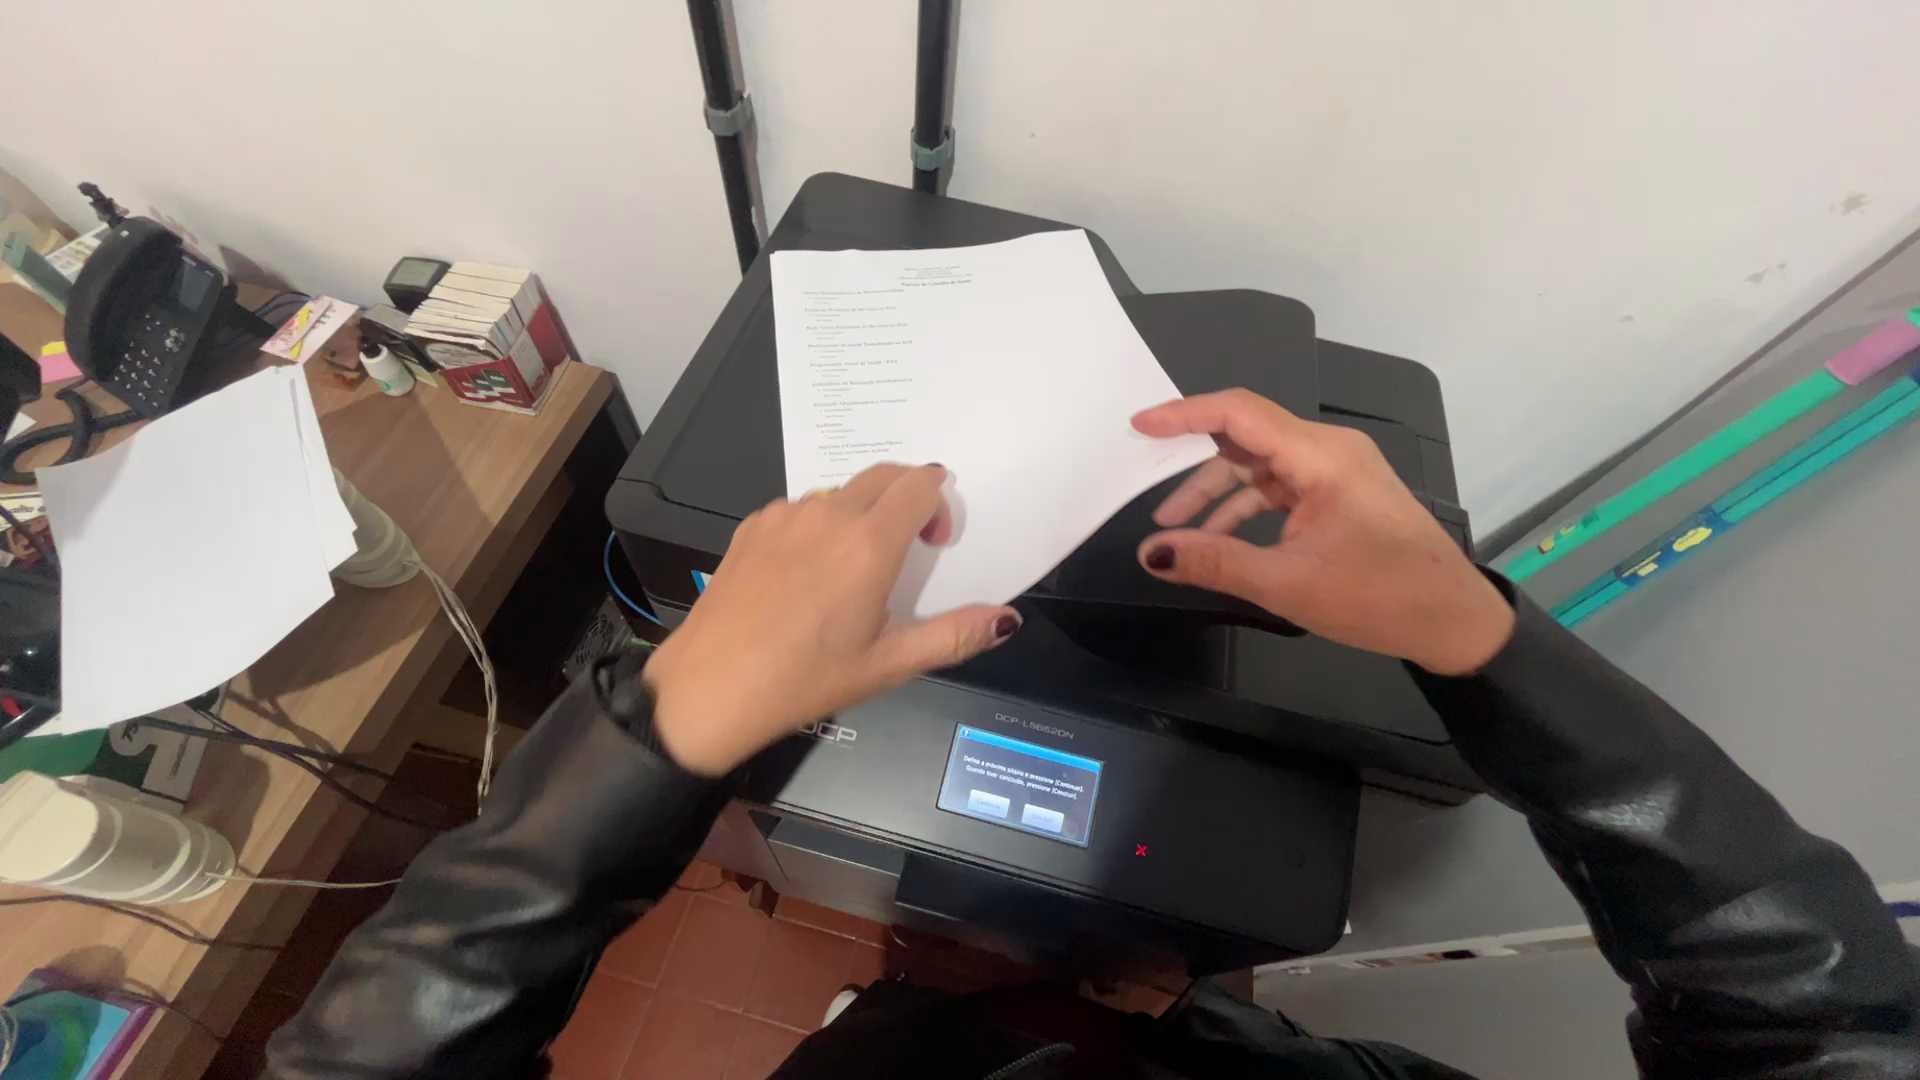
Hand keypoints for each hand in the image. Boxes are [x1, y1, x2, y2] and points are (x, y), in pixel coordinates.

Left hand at [642, 463, 1021, 774]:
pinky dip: (820, 524)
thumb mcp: (889, 664)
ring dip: (863, 511)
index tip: (935, 542)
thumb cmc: (804, 680)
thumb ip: (954, 636)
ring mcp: (785, 515)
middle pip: (884, 474)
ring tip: (856, 565)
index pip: (919, 484)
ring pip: (840, 491)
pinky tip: (808, 573)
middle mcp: (827, 514)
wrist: (708, 689)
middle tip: (911, 544)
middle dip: (908, 495)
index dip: (938, 502)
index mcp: (869, 543)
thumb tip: (1006, 619)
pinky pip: (801, 508)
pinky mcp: (752, 525)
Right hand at [1131, 389, 1512, 674]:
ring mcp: (1333, 471)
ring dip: (1213, 493)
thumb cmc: (1380, 598)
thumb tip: (1151, 552)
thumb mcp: (1286, 584)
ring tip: (1173, 528)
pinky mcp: (1335, 492)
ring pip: (1256, 465)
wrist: (1452, 621)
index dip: (1184, 414)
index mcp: (1321, 458)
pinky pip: (1275, 487)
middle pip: (1243, 437)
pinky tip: (1216, 539)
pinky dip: (1241, 507)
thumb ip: (1214, 562)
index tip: (1140, 426)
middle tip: (1144, 479)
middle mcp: (1327, 450)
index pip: (1240, 413)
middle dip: (1191, 462)